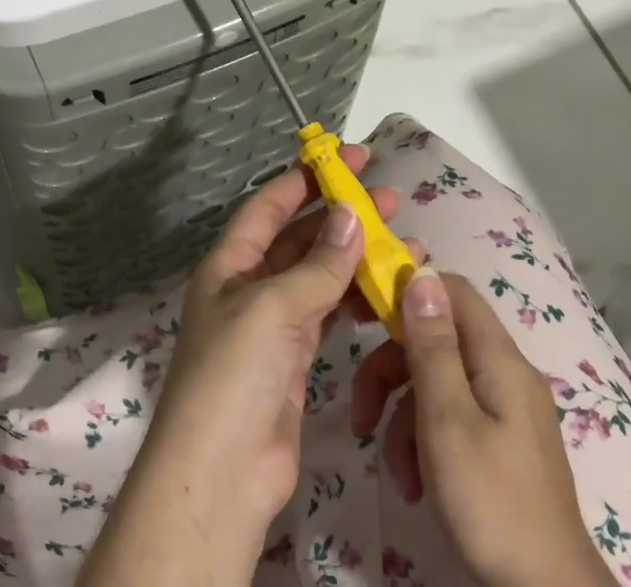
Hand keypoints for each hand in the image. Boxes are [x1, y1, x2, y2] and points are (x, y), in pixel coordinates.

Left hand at [80, 144, 403, 585]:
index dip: (307, 179)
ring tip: (408, 243)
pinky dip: (358, 299)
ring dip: (358, 258)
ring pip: (320, 276)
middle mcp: (249, 287)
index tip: (352, 158)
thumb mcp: (271, 308)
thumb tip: (352, 216)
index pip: (269, 206)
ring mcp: (273, 325)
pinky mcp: (295, 360)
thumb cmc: (234, 375)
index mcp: (229, 264)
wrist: (223, 470)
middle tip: (393, 198)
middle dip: (343, 216)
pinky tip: (390, 290)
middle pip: (300, 238)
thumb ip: (316, 265)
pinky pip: (330, 314)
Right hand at [351, 270, 612, 586]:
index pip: (451, 292)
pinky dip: (423, 446)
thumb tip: (420, 273)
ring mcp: (504, 411)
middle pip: (434, 343)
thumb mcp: (447, 419)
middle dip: (391, 375)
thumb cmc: (491, 501)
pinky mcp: (499, 444)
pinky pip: (450, 421)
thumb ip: (432, 346)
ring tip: (394, 473)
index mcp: (498, 360)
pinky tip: (413, 486)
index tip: (363, 318)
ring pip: (435, 386)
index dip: (407, 293)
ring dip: (402, 422)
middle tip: (363, 417)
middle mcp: (504, 375)